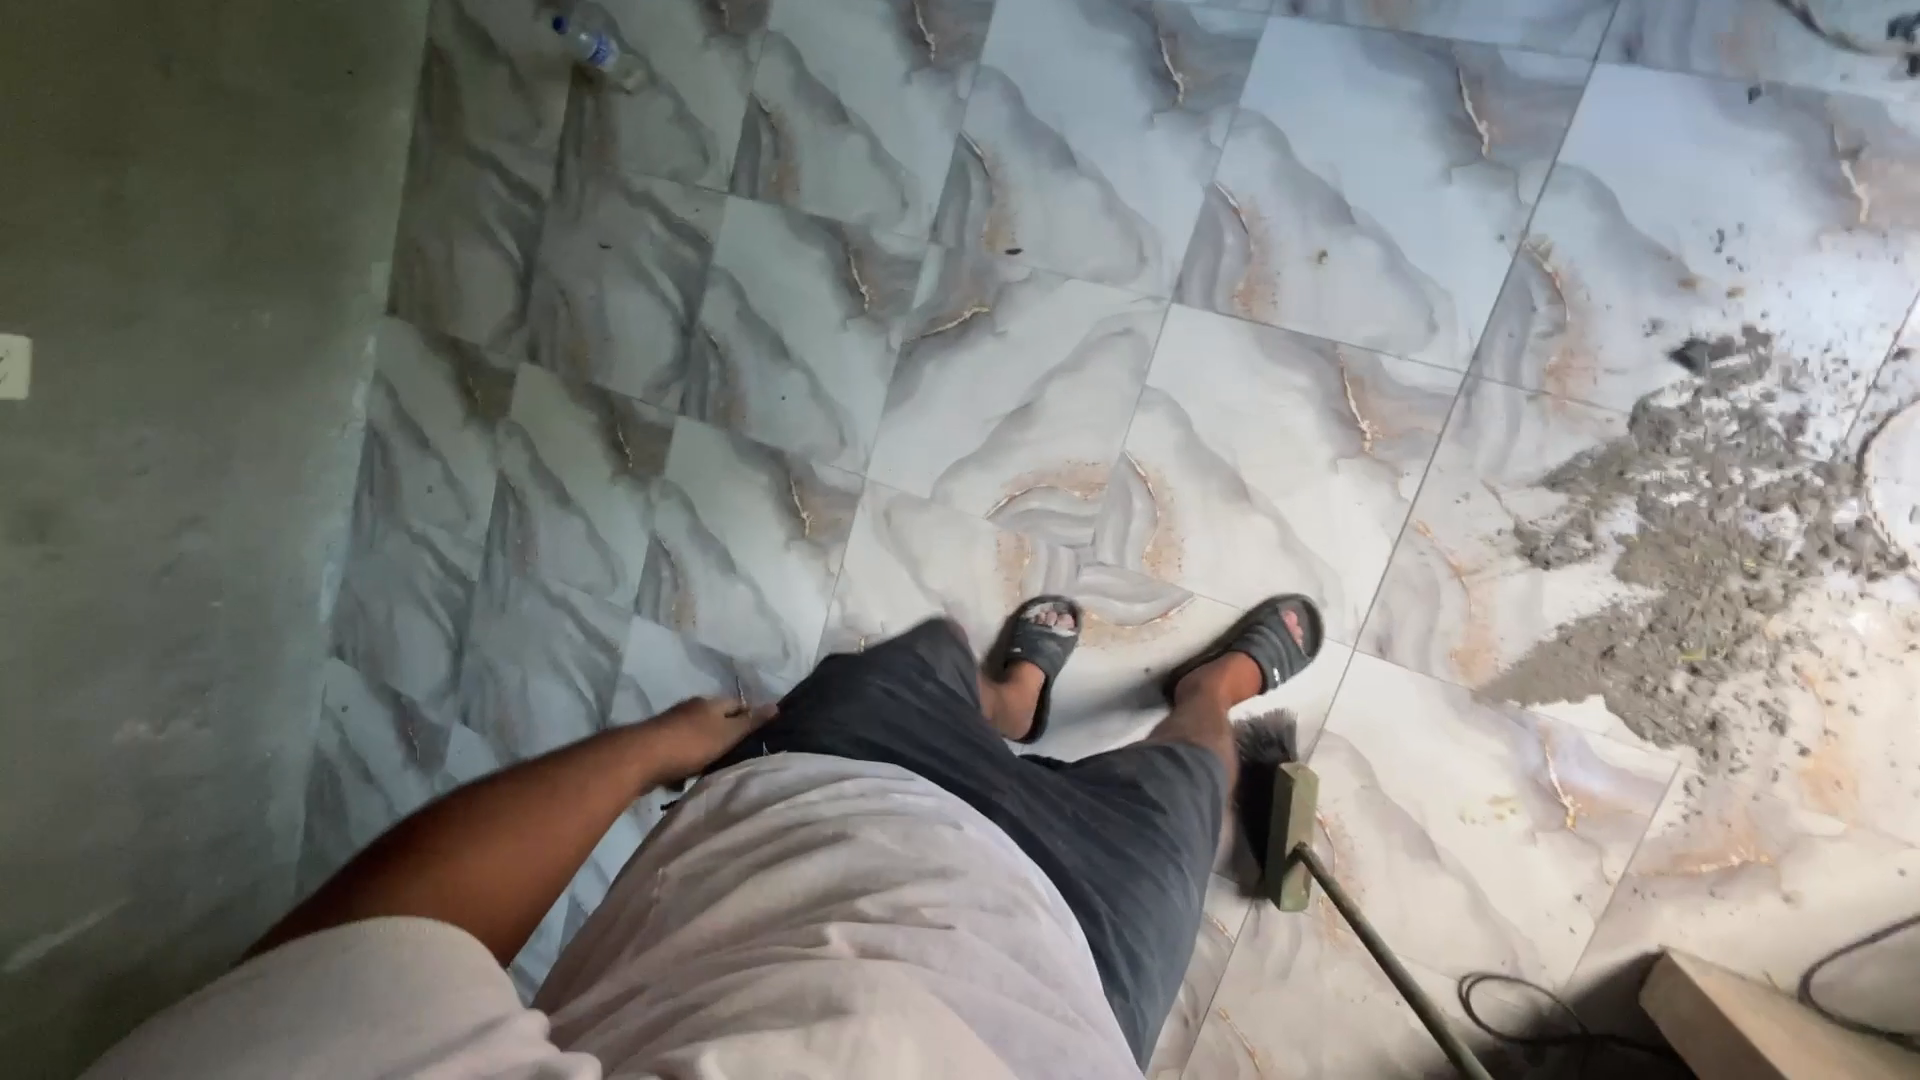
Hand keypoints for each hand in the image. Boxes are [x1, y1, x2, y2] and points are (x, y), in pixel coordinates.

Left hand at [641, 696, 778, 784]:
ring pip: (697, 734)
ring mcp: (672, 725)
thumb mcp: (728, 733)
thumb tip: (776, 704)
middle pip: (716, 718)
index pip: (738, 703)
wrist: (640, 758)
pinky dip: (686, 760)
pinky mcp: (657, 743)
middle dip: (726, 733)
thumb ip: (750, 722)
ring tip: (716, 767)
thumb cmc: (691, 744)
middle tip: (739, 754)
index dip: (750, 716)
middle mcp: (691, 708)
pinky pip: (680, 750)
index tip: (759, 734)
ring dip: (705, 747)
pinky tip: (688, 776)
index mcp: (710, 703)